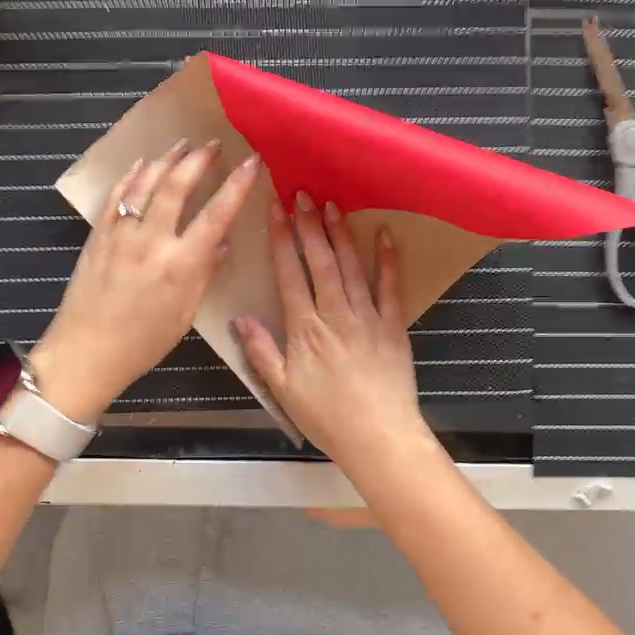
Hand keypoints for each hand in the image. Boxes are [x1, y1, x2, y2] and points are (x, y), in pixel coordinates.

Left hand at [32, 141, 260, 423]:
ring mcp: (121, 234)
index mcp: (180, 265)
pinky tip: (142, 163)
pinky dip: (131, 175)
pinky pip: (117, 196)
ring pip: (146, 183)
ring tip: (183, 145)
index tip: (252, 161)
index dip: (237, 185)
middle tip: (214, 144)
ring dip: (167, 160)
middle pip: (178, 186)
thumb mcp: (184, 315)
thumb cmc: (142, 343)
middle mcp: (151, 242)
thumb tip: (222, 244)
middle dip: (199, 160)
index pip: (217, 214)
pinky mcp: (98, 234)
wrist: (85, 353)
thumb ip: (204, 274)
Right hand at [234, 192, 431, 469]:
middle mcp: (335, 315)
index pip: (290, 274)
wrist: (380, 440)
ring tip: (332, 204)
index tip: (275, 210)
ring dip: (341, 234)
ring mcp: (367, 317)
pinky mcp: (394, 326)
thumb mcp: (283, 390)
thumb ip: (262, 351)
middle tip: (302, 193)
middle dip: (309, 225)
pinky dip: (388, 259)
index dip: (282, 239)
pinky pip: (391, 287)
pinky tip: (385, 234)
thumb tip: (241, 316)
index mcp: (305, 329)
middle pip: (321, 262)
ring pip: (351, 267)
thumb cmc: (327, 418)